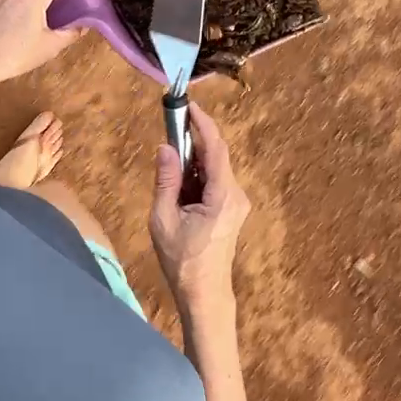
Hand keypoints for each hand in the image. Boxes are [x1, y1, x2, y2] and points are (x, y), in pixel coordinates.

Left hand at [0, 0, 81, 86]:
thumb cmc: (16, 54)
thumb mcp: (50, 46)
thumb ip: (71, 32)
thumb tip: (81, 26)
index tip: (69, 11)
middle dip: (44, 4)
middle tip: (47, 27)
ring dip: (23, 7)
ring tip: (21, 31)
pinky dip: (4, 11)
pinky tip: (3, 31)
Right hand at [150, 104, 251, 315]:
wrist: (204, 294)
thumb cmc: (182, 260)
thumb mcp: (163, 219)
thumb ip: (165, 180)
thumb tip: (166, 147)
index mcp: (223, 196)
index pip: (216, 149)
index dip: (203, 124)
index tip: (188, 105)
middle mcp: (236, 195)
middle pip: (216, 156)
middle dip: (194, 140)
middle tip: (170, 128)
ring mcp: (236, 202)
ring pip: (215, 168)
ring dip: (193, 160)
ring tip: (170, 162)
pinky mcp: (231, 209)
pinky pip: (214, 181)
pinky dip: (196, 174)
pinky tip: (179, 182)